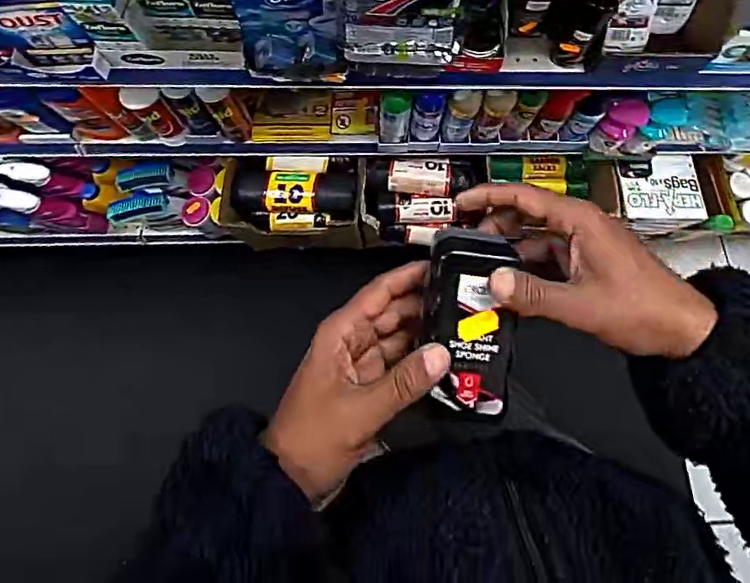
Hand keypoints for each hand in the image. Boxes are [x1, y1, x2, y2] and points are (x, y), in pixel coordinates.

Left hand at [261, 261, 450, 503]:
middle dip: (426, 303)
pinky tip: (444, 356)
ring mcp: (362, 361)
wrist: (287, 484)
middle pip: (395, 310)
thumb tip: (442, 354)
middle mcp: (352, 340)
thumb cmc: (311, 440)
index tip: (441, 264)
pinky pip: (401, 360)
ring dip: (426, 330)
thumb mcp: (360, 411)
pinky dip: (420, 357)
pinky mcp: (370, 383)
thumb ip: (404, 382)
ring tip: (460, 324)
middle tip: (463, 299)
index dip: (410, 275)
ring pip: (401, 334)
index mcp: (342, 332)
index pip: (381, 291)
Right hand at [454, 182, 717, 359]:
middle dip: (494, 225)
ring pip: (536, 237)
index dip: (488, 196)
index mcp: (580, 220)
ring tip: (481, 266)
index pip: (524, 196)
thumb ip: (532, 295)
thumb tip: (494, 282)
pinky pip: (550, 256)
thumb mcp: (580, 305)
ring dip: (510, 250)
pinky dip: (529, 267)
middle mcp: (581, 224)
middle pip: (527, 214)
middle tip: (463, 240)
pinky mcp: (588, 260)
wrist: (680, 326)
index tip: (461, 202)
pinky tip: (512, 284)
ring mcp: (585, 242)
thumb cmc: (644, 308)